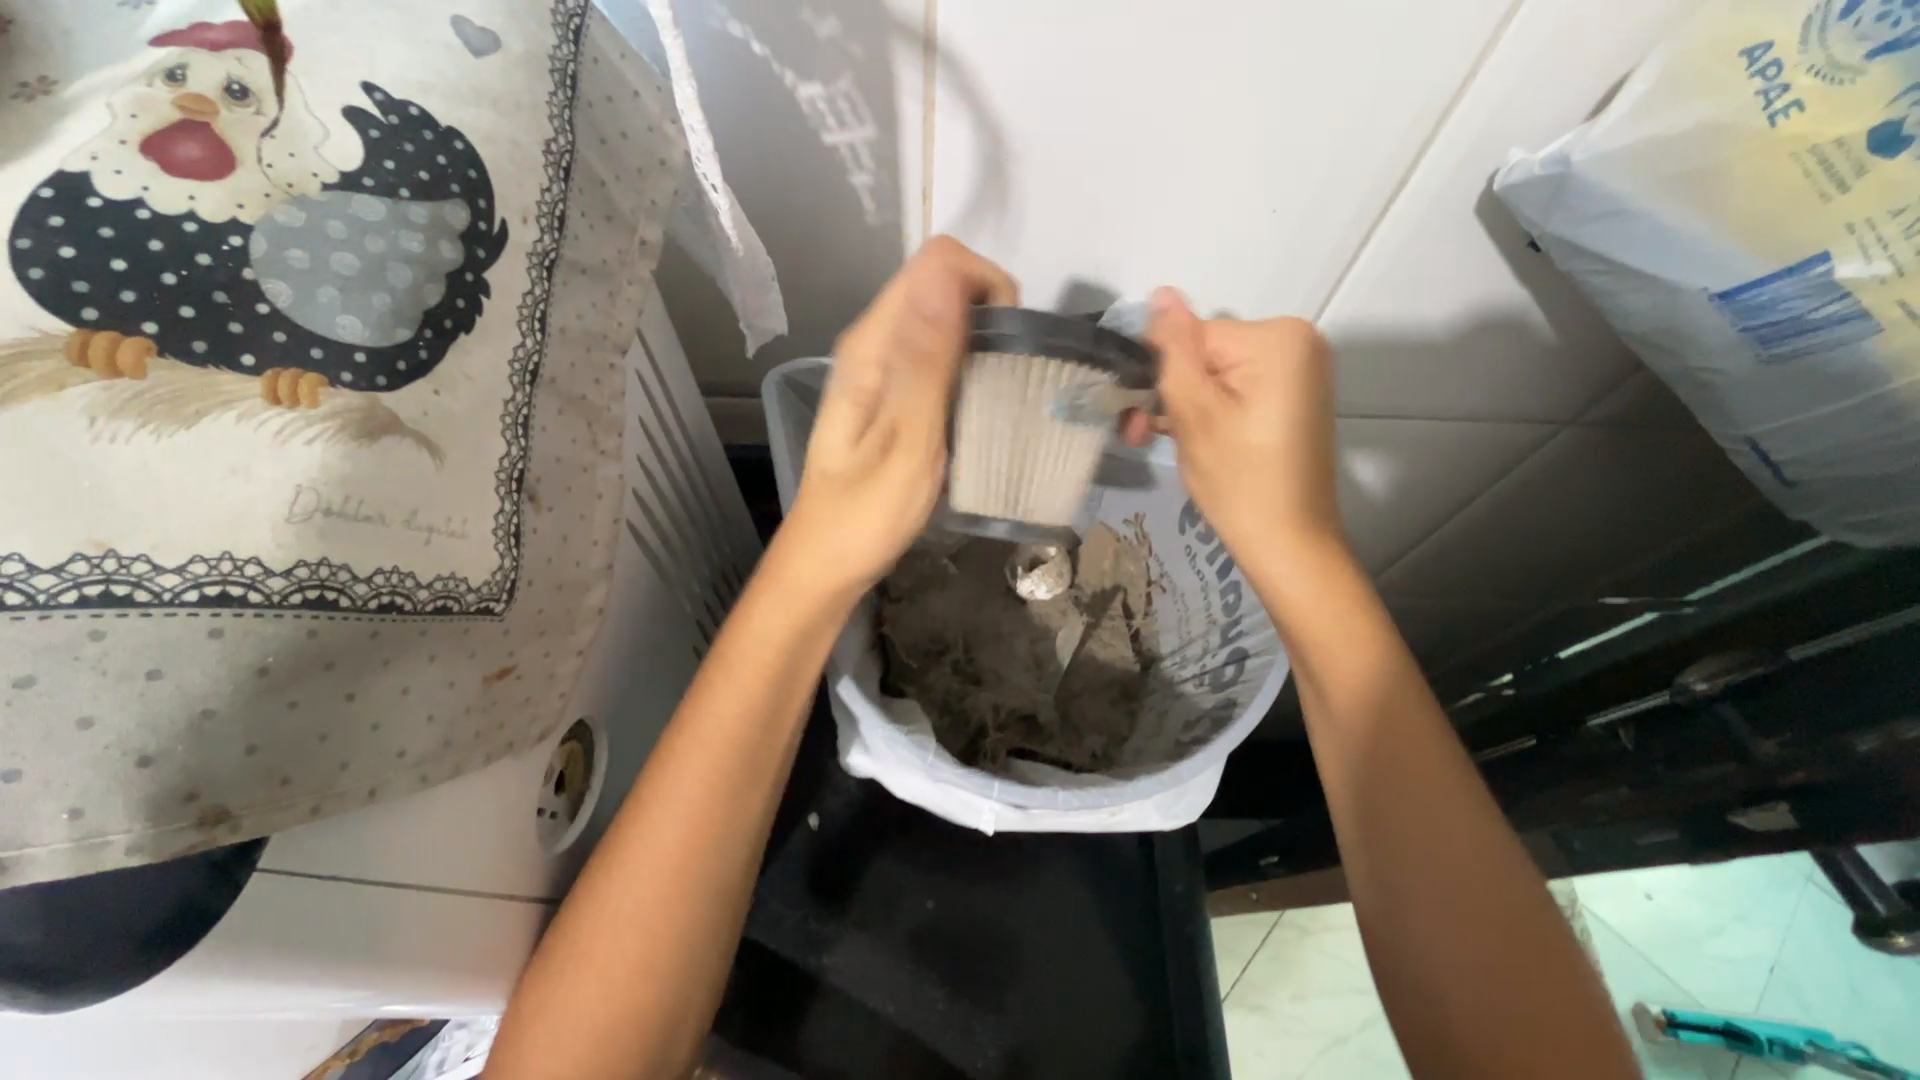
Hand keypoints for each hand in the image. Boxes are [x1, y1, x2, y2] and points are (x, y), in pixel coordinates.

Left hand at [775, 236, 1016, 595]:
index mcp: (873, 344)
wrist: (827, 565)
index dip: (986, 286)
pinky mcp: (898, 394)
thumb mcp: (905, 442)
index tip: (1011, 346)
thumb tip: (949, 275)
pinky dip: (973, 370)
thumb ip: (928, 360)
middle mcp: (877, 343)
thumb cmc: (864, 516)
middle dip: (993, 316)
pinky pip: (944, 357)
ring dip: (986, 344)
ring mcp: (886, 369)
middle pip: (946, 285)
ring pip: (949, 322)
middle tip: (1012, 382)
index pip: (938, 263)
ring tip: (1004, 398)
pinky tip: (983, 411)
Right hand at [1139, 288, 1345, 566]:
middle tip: (1142, 436)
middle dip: (1170, 392)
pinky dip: (1210, 413)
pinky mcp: (1294, 397)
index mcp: (1278, 338)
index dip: (1158, 373)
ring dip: (1183, 406)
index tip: (1135, 415)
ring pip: (1215, 375)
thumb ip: (1174, 349)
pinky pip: (1236, 390)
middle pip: (1204, 354)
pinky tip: (1192, 442)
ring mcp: (1299, 370)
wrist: (1290, 545)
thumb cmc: (1239, 482)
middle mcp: (1297, 342)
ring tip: (1161, 443)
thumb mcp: (1195, 412)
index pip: (1191, 336)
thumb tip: (1161, 293)